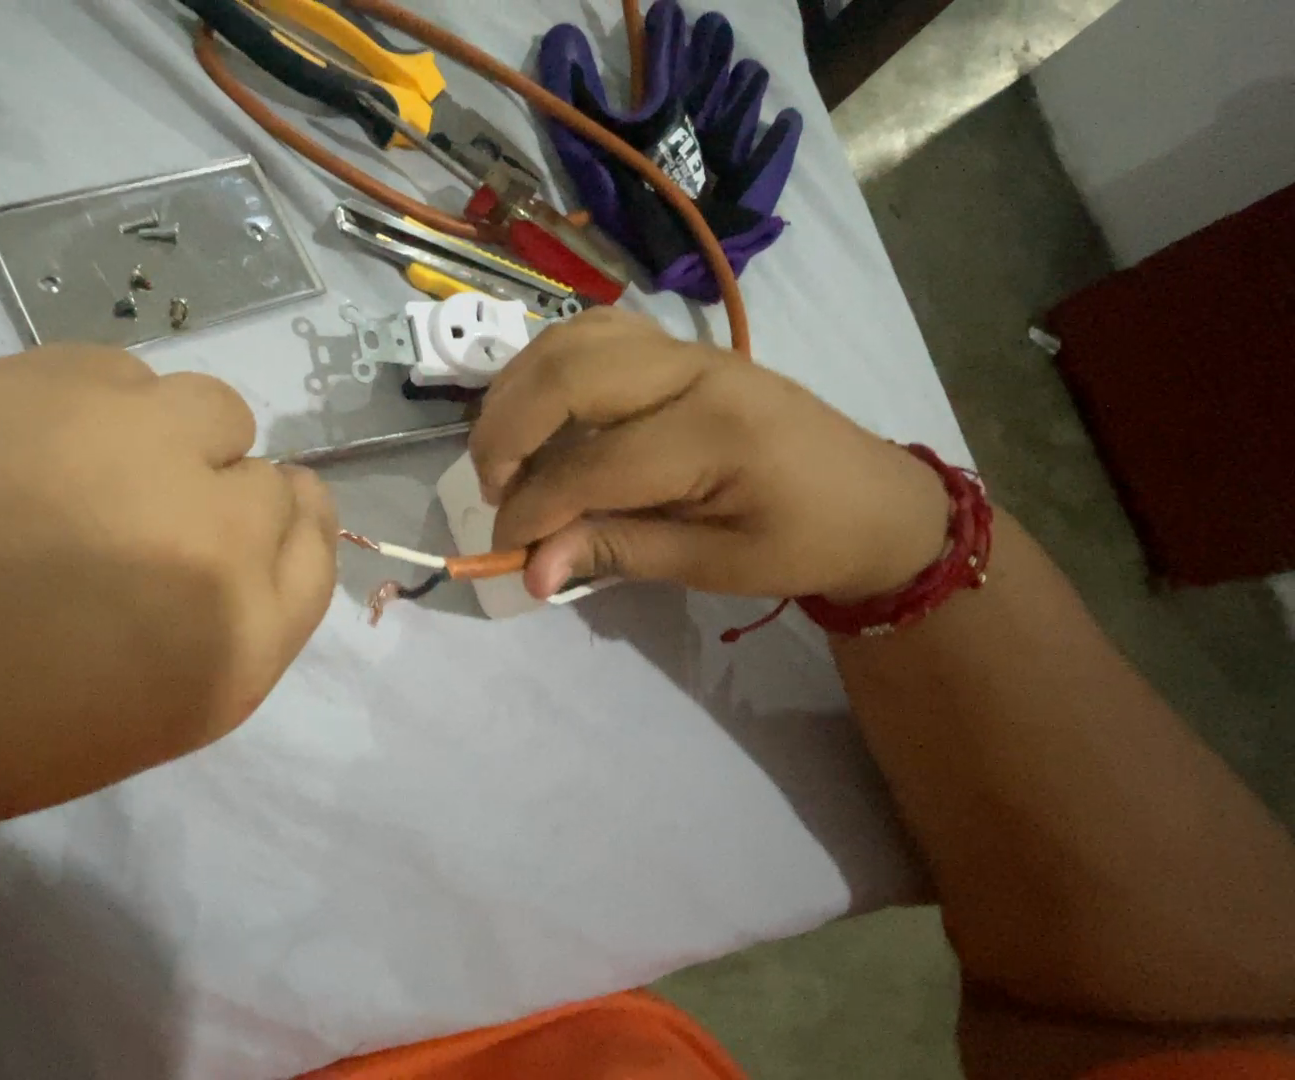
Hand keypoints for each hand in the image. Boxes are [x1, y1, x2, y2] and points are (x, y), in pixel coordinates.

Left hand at [0, 348, 335, 854]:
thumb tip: (276, 504)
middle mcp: (209, 522)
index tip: (236, 538)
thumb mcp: (179, 705)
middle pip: (268, 472)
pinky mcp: (32, 381)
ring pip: (203, 405)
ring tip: (86, 483)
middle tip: (138, 531)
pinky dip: (95, 407)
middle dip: (218, 500)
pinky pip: (115, 370)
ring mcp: (123, 436)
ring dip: (168, 442)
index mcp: (243, 624)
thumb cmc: (17, 726)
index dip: (280, 531)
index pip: (314, 534)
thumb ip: (256, 609)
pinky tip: (32, 454)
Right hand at [469, 308, 949, 601]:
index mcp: (714, 435)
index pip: (588, 467)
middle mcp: (693, 372)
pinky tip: (537, 406)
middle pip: (565, 376)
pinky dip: (546, 365)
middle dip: (506, 436)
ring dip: (517, 392)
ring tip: (506, 451)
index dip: (532, 512)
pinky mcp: (678, 348)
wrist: (876, 499)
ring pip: (569, 340)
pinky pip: (591, 332)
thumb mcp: (715, 565)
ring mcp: (685, 349)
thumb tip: (531, 569)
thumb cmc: (804, 541)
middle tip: (495, 490)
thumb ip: (618, 553)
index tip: (508, 552)